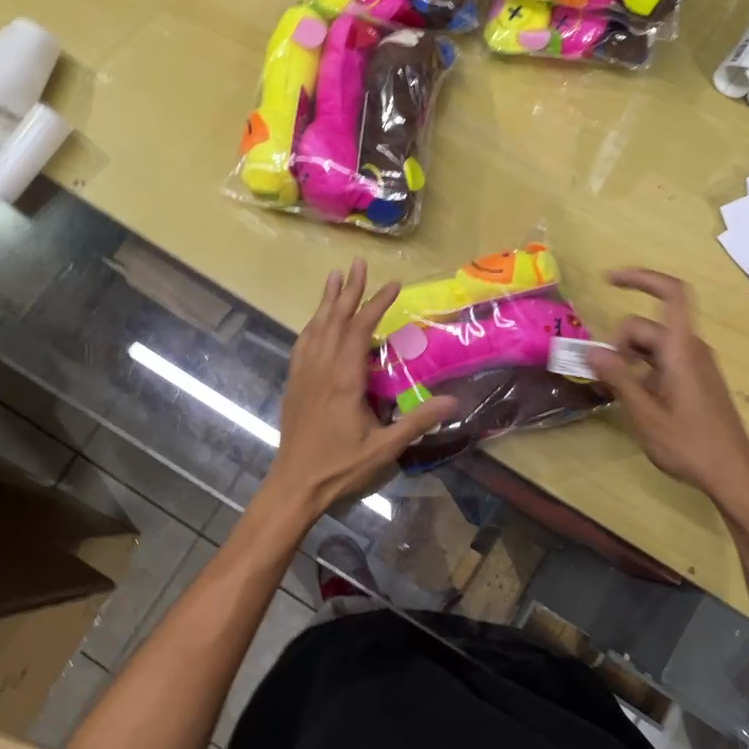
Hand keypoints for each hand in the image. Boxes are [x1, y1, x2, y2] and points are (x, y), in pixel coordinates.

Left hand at [267, 259, 458, 511]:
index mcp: (344, 379)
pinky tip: (314, 322)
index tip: (393, 284)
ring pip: (315, 328)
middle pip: (334, 319)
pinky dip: (311, 326)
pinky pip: (302, 345)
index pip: (361, 329)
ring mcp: (304, 375)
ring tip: (334, 277)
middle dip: (348, 290)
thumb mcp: (384, 448)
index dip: (376, 304)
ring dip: (326, 301)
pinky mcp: (294, 385)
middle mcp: (322, 369)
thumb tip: (453, 401)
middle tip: (358, 263)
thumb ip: (417, 422)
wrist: (294, 484)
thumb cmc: (340, 467)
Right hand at [591, 269, 748, 493]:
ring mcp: (696, 365)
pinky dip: (642, 370)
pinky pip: (663, 361)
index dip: (641, 278)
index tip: (608, 280)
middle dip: (618, 343)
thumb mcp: (645, 414)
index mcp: (682, 349)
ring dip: (628, 359)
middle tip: (602, 377)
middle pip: (648, 326)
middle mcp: (691, 349)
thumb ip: (618, 378)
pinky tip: (631, 398)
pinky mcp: (696, 381)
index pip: (671, 293)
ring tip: (611, 391)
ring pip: (653, 345)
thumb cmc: (689, 445)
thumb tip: (591, 350)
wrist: (733, 474)